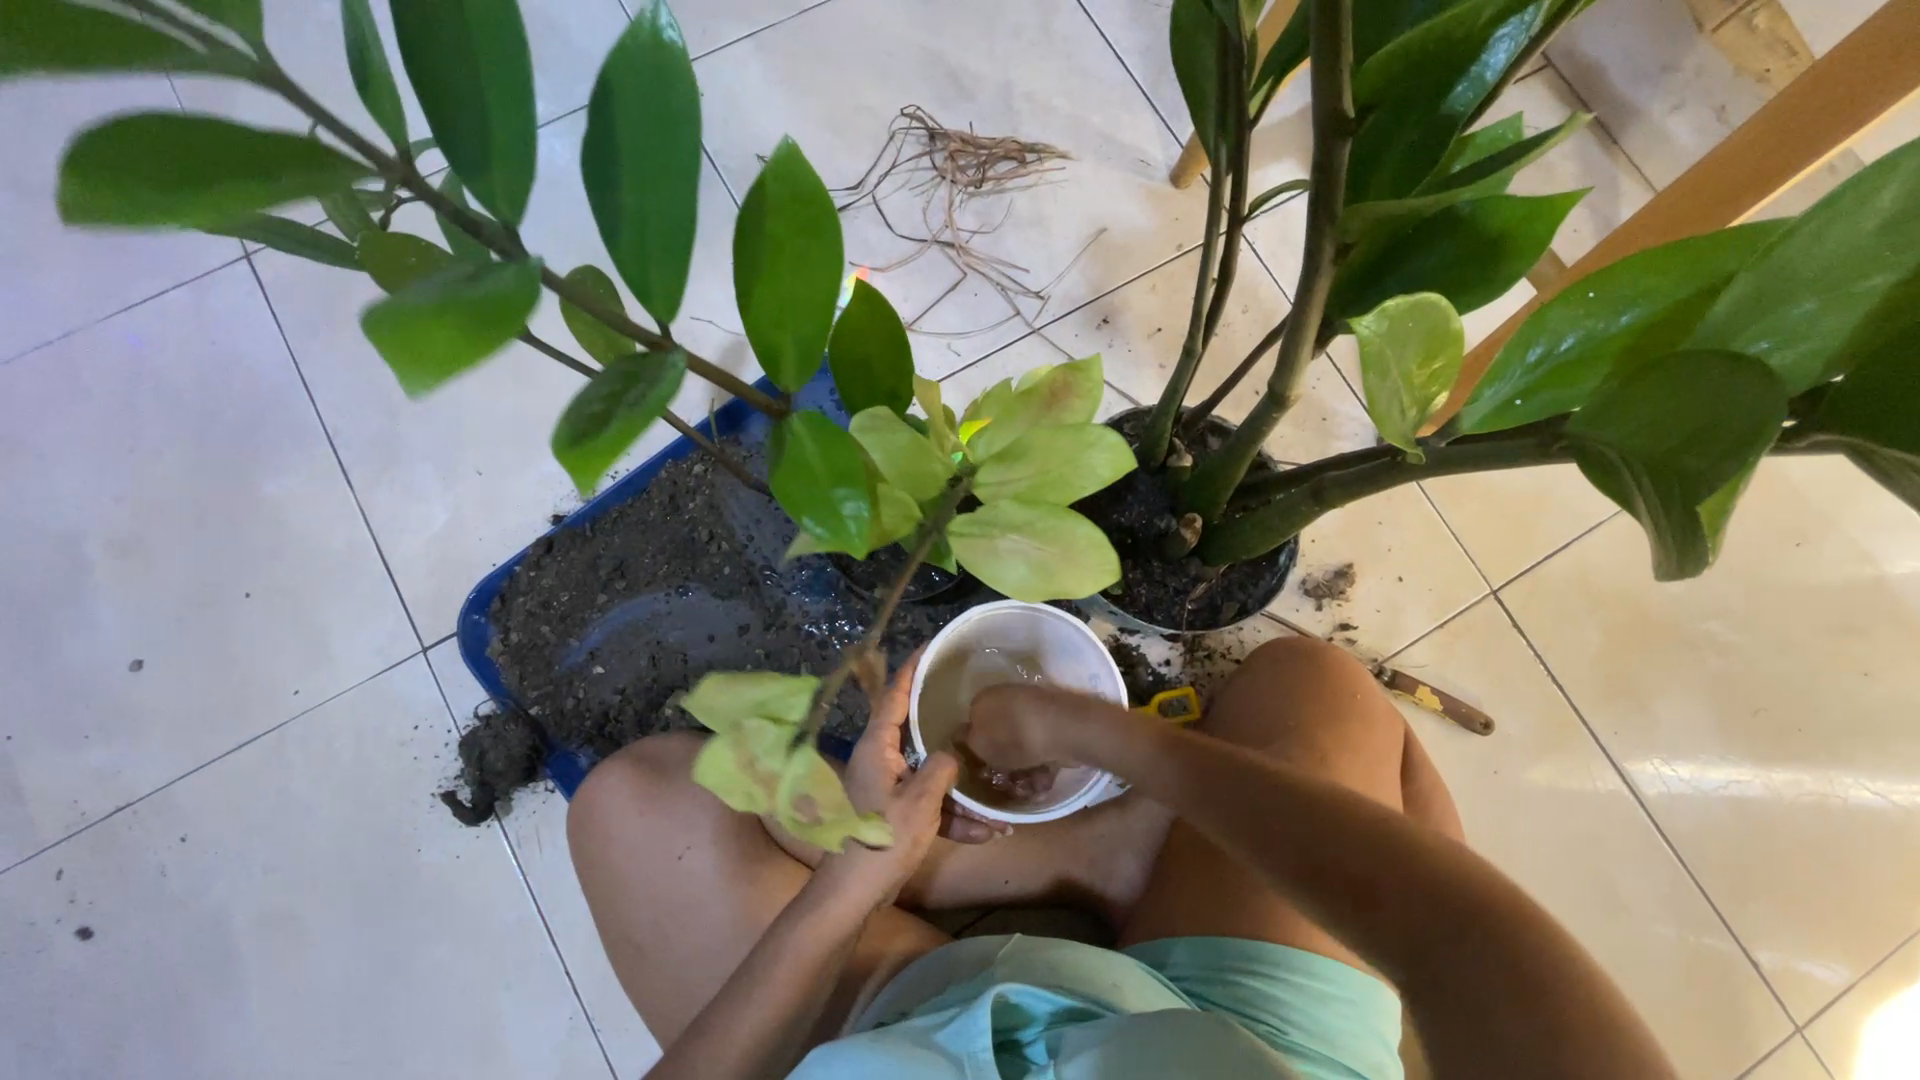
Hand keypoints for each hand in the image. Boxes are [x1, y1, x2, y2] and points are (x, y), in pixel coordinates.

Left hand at [813, 654, 964, 906]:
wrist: (854, 893)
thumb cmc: (882, 839)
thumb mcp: (920, 801)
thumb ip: (941, 767)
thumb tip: (955, 752)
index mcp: (877, 747)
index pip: (894, 696)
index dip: (912, 669)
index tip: (932, 646)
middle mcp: (880, 760)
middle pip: (916, 731)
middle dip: (946, 723)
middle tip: (974, 703)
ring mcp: (888, 788)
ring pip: (930, 774)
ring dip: (961, 787)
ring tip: (996, 792)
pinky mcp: (896, 813)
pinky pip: (931, 804)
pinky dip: (954, 816)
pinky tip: (986, 832)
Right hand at [959, 683, 1110, 773]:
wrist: (1063, 730)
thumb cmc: (1012, 737)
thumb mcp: (979, 743)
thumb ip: (966, 741)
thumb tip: (960, 736)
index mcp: (984, 699)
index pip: (971, 722)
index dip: (973, 746)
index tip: (977, 767)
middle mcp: (1006, 698)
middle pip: (997, 733)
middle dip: (1000, 759)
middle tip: (1002, 781)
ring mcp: (1033, 709)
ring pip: (1020, 743)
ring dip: (1021, 767)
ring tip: (1025, 787)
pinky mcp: (1054, 723)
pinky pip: (1041, 747)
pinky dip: (1041, 764)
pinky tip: (1042, 781)